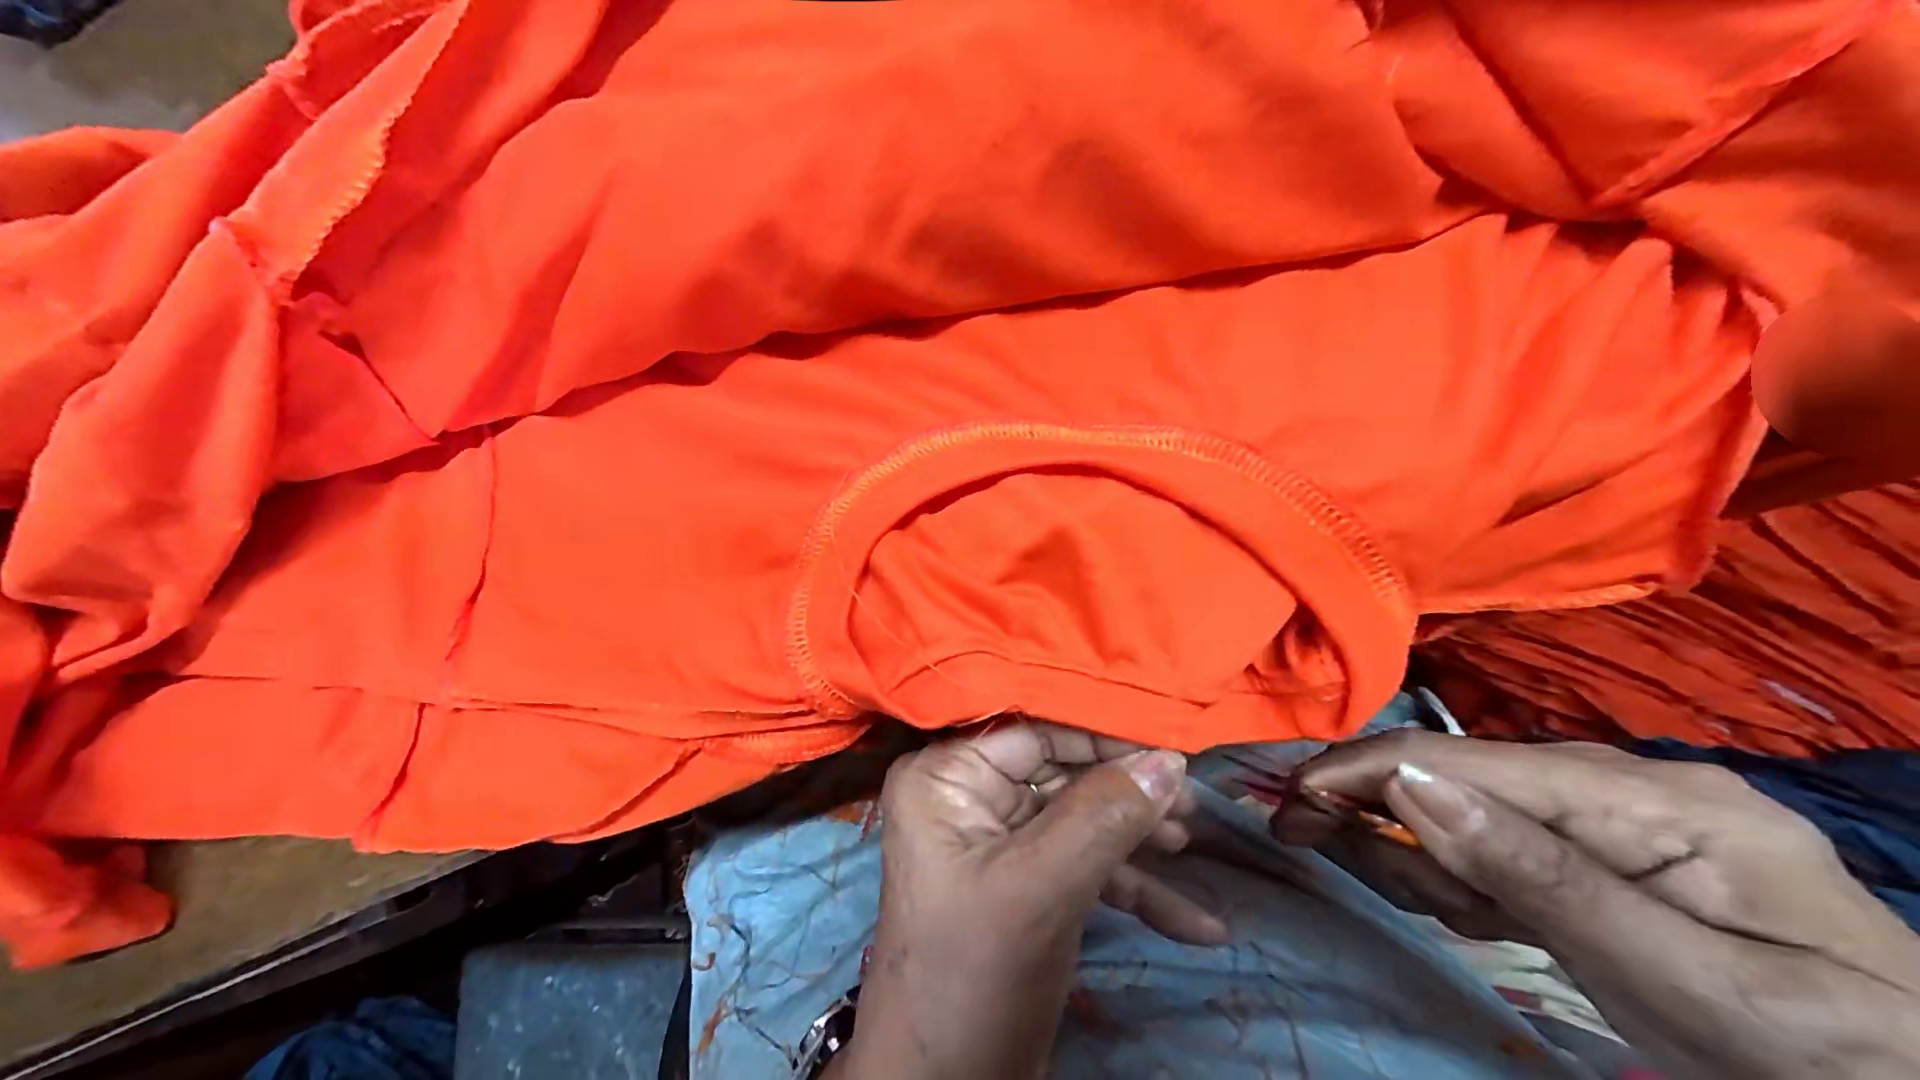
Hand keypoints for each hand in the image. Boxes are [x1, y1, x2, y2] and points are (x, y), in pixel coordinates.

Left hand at [827, 721, 1228, 1079]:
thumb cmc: (973, 976)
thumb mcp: (1040, 887)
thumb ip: (1104, 816)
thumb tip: (1169, 761)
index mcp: (946, 776)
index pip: (1034, 730)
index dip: (1103, 734)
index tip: (1172, 742)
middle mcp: (967, 795)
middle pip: (1062, 770)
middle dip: (1127, 790)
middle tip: (1191, 803)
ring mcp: (996, 839)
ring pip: (1079, 816)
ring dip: (1137, 834)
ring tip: (1190, 844)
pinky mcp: (1024, 881)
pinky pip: (1083, 865)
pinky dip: (1135, 889)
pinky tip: (1195, 924)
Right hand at [1275, 731, 1919, 1079]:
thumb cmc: (1836, 1067)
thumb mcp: (1693, 989)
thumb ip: (1545, 877)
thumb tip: (1410, 782)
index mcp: (1657, 799)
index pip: (1470, 760)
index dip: (1366, 771)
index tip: (1288, 804)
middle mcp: (1623, 783)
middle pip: (1456, 775)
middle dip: (1384, 816)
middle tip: (1324, 851)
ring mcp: (1610, 813)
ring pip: (1460, 805)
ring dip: (1420, 853)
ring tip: (1443, 912)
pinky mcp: (1596, 847)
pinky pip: (1490, 839)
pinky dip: (1454, 870)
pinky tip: (1466, 904)